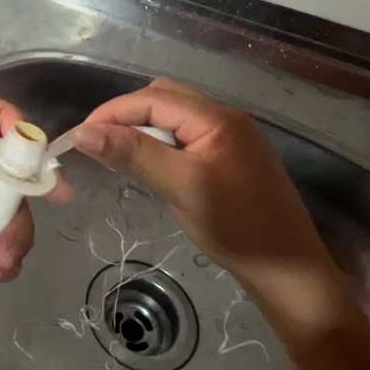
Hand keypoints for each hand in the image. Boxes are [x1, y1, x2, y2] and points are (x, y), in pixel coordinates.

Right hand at [73, 79, 351, 334]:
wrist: (289, 270)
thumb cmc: (236, 227)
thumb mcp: (179, 187)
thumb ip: (133, 154)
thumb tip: (83, 132)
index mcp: (216, 117)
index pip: (152, 99)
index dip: (111, 113)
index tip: (80, 137)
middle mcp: (225, 117)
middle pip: (162, 98)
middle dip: (125, 115)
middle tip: (98, 143)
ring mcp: (231, 136)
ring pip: (174, 115)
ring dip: (142, 127)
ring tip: (118, 153)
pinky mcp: (232, 155)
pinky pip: (186, 133)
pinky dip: (161, 140)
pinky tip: (150, 163)